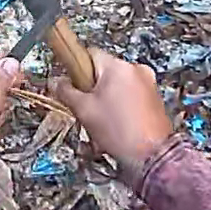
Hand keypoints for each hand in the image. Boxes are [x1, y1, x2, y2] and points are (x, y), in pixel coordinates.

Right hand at [55, 49, 173, 177]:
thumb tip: (56, 81)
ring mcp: (148, 83)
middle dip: (92, 90)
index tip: (71, 87)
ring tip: (102, 124)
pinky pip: (130, 96)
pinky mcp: (154, 97)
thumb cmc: (117, 130)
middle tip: (86, 111)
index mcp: (118, 66)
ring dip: (105, 100)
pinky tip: (116, 127)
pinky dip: (120, 107)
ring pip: (117, 86)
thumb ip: (66, 92)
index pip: (89, 54)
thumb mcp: (84, 110)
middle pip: (104, 72)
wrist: (152, 155)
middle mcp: (136, 69)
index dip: (76, 69)